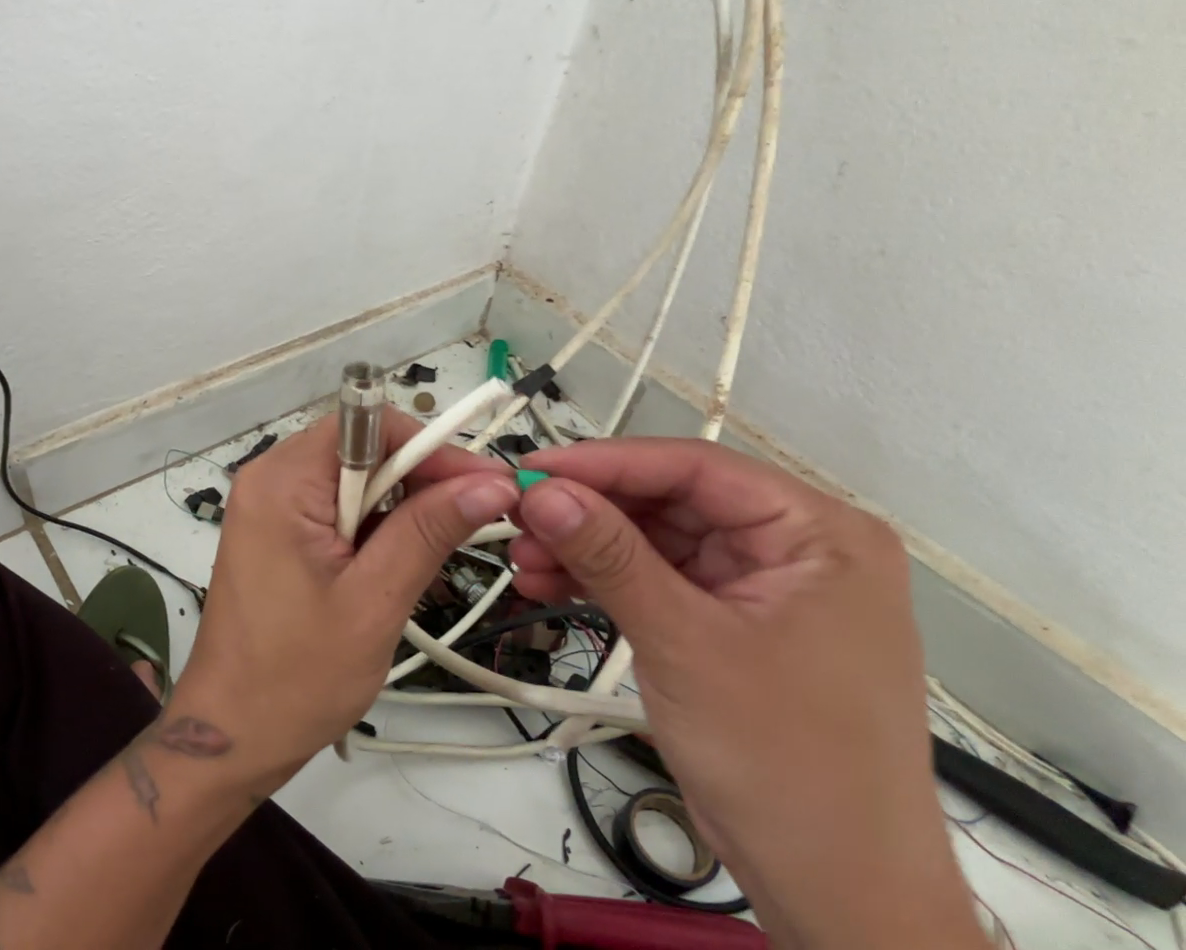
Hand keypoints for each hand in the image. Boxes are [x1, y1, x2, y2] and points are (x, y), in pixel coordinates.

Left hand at [172, 409, 519, 792]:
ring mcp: (267, 509)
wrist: (232, 733)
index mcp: (280, 483)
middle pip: (360, 448)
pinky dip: (372, 529)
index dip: (430, 446)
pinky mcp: (274, 536)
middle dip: (420, 479)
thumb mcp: (374, 601)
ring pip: (352, 480)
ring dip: (399, 508)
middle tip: (475, 521)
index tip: (486, 485)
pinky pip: (334, 509)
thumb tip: (492, 483)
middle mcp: (267, 480)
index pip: (366, 425)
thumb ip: (428, 531)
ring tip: (438, 551)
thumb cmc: (297, 677)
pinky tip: (396, 564)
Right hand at [509, 439, 984, 949]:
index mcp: (818, 533)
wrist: (833, 883)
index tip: (526, 469)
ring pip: (657, 544)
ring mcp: (763, 591)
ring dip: (587, 549)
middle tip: (513, 522)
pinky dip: (605, 583)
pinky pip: (659, 584)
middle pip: (672, 504)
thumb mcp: (683, 642)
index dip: (604, 463)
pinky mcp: (733, 628)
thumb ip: (609, 557)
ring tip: (522, 564)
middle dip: (589, 513)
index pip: (695, 468)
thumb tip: (539, 491)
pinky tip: (548, 586)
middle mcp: (796, 549)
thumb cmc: (781, 756)